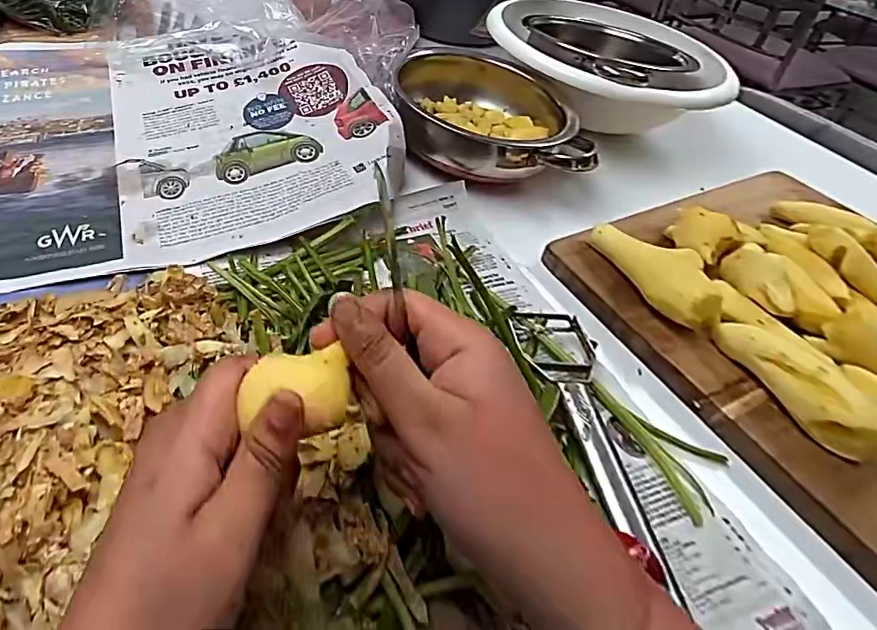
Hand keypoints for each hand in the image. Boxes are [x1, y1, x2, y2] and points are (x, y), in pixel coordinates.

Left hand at [62, 356, 302, 629]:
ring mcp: (162, 453)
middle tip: (282, 494)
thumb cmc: (173, 589)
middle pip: (232, 400)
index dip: (276, 379)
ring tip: (259, 520)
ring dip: (256, 463)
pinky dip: (235, 480)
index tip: (314, 417)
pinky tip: (236, 525)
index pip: (233, 369)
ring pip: (225, 431)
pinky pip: (209, 457)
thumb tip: (289, 391)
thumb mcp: (230, 532)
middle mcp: (170, 428)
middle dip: (270, 433)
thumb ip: (262, 461)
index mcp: (186, 429)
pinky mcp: (162, 480)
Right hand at [313, 291, 691, 629]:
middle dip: (373, 389)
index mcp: (461, 343)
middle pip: (388, 348)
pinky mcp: (454, 433)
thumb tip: (338, 300)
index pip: (393, 303)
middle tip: (379, 423)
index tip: (321, 349)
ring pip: (391, 391)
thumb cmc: (492, 487)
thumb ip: (376, 355)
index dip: (354, 320)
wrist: (555, 575)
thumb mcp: (422, 416)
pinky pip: (407, 423)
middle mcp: (460, 363)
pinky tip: (417, 480)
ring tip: (408, 463)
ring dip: (386, 428)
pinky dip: (402, 450)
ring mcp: (457, 401)